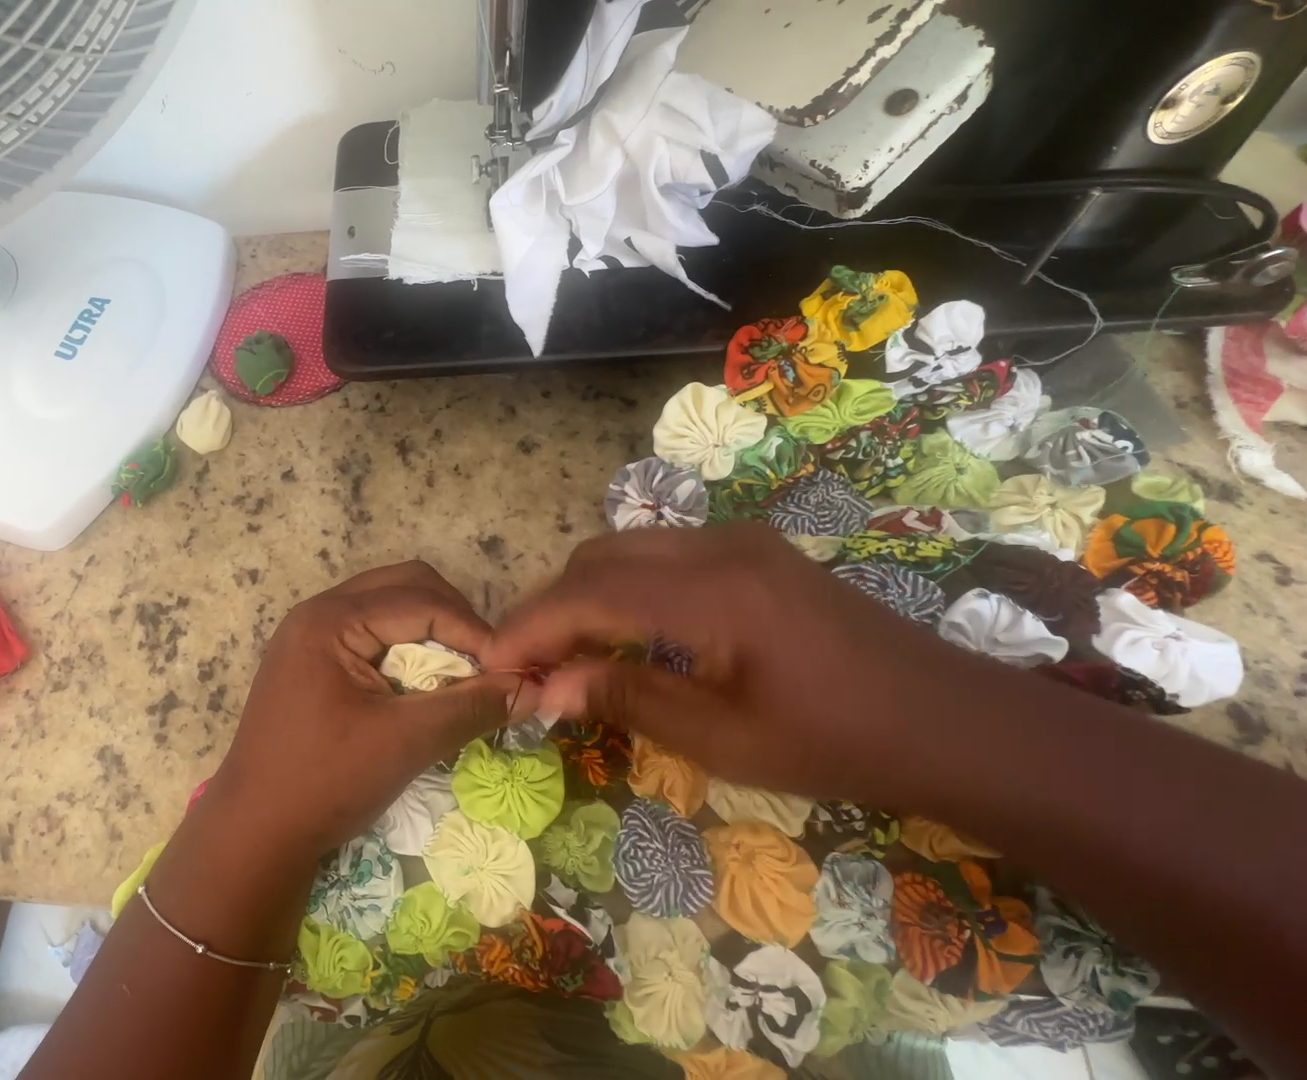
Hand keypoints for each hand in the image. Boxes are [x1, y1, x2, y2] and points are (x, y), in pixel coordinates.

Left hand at [203, 561, 521, 860]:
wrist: (253, 834)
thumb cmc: (323, 782)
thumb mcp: (404, 743)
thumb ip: (469, 707)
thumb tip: (532, 689)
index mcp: (330, 620)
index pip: (421, 599)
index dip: (473, 631)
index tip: (510, 672)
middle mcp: (316, 613)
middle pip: (404, 587)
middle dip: (453, 620)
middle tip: (484, 667)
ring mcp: (309, 636)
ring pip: (388, 608)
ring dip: (430, 633)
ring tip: (458, 677)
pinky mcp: (311, 663)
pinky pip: (370, 634)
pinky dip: (405, 650)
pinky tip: (422, 687)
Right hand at [483, 524, 1012, 806]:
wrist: (949, 722)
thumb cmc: (838, 743)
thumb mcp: (724, 739)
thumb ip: (627, 699)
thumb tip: (546, 688)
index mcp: (714, 593)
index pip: (589, 595)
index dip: (531, 629)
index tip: (492, 666)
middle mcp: (719, 546)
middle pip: (597, 559)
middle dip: (549, 610)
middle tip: (527, 668)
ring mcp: (738, 540)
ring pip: (624, 550)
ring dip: (581, 596)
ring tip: (565, 655)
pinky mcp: (750, 549)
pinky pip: (659, 554)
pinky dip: (620, 588)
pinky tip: (622, 633)